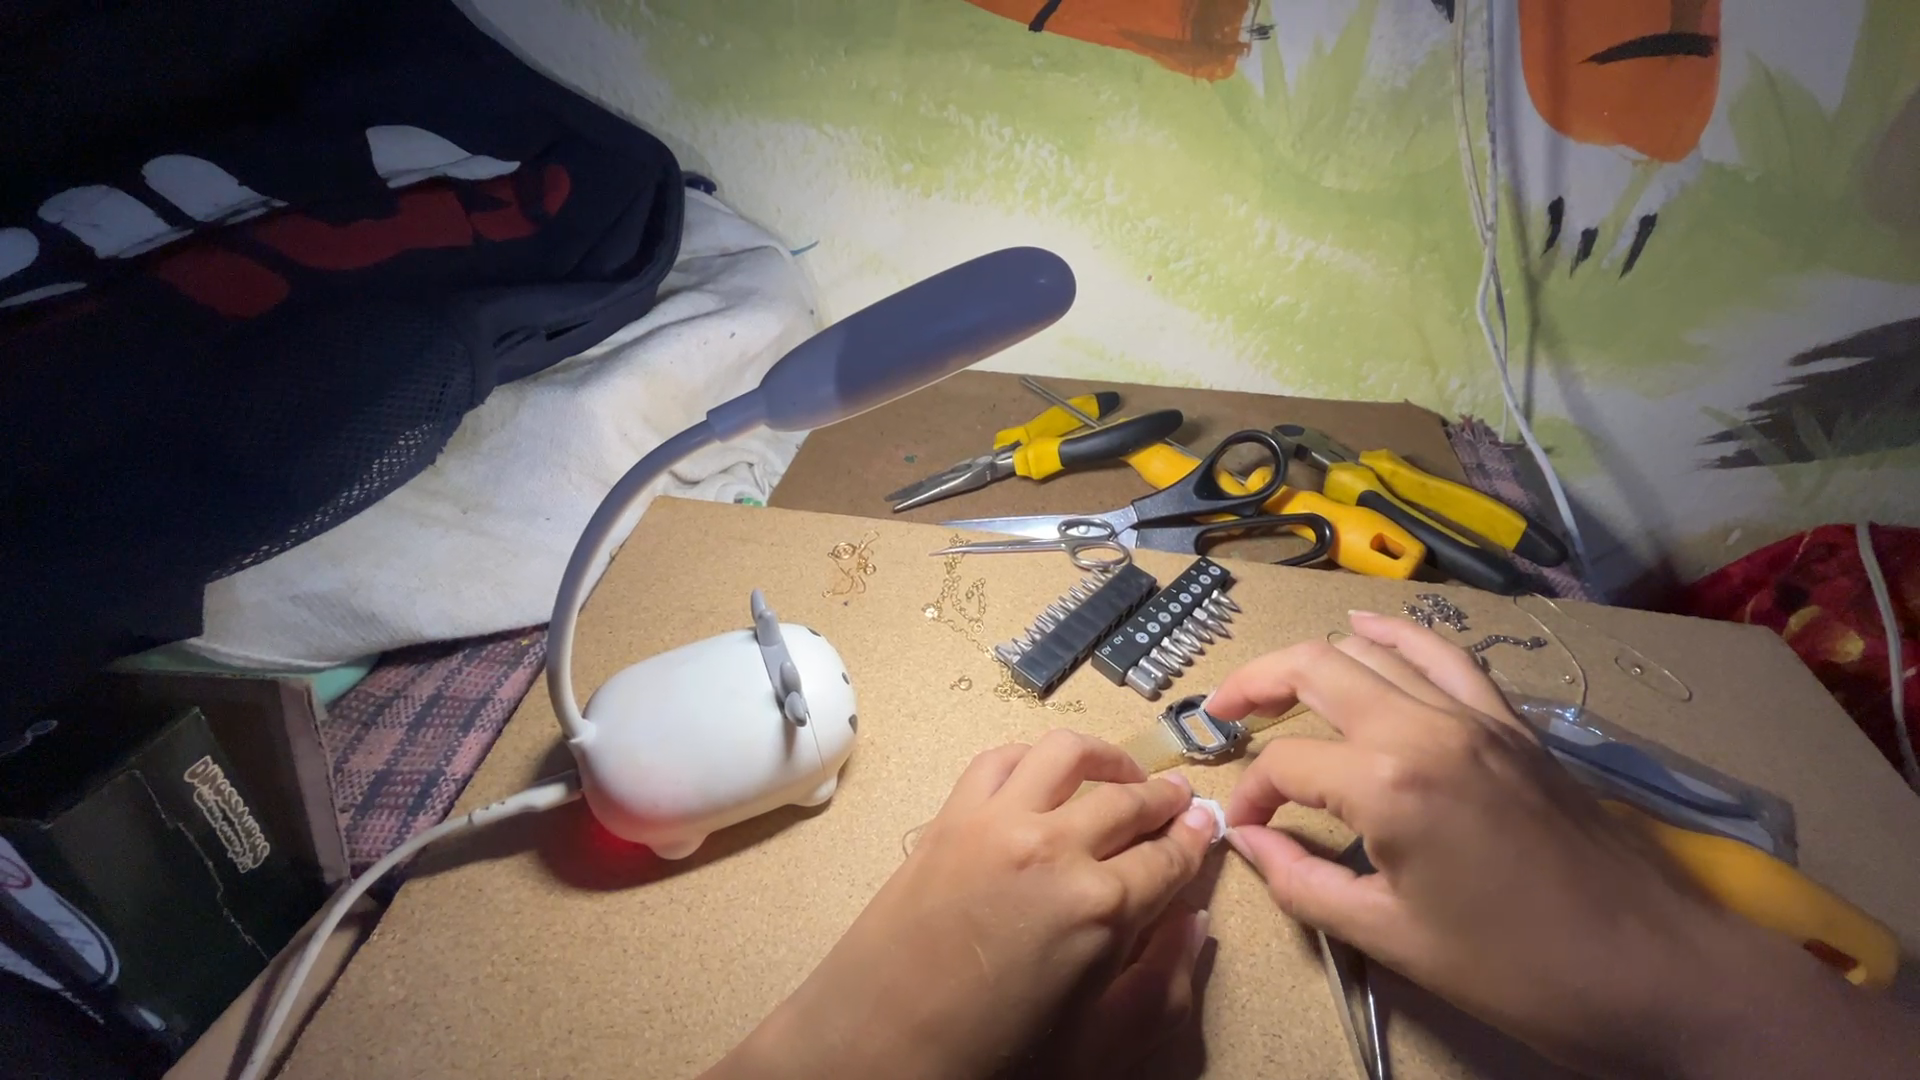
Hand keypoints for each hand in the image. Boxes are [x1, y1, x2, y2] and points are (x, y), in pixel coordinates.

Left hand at [712, 730, 1216, 1079]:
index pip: (1168, 857)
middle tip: (1177, 795)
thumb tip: (1195, 923)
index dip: (1194, 839)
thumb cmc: (990, 1057)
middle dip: (1163, 795)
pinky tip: (1045, 773)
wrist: (875, 1044)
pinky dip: (1033, 756)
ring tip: (1121, 772)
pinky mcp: (952, 812)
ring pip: (1067, 754)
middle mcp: (1053, 846)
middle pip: (1127, 799)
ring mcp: (997, 819)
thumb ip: (1160, 985)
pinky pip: (1000, 758)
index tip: (1207, 824)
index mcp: (1099, 910)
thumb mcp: (1095, 1045)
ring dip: (1105, 756)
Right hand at [1211, 611, 1917, 1078]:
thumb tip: (1247, 842)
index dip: (1252, 796)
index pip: (1286, 764)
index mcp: (1387, 783)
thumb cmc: (1520, 967)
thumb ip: (1302, 883)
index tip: (1246, 830)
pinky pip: (1441, 655)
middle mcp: (1420, 727)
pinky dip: (1395, 635)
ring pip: (1367, 652)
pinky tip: (1363, 626)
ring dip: (1307, 659)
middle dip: (1251, 686)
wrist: (1665, 976)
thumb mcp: (1392, 938)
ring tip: (1270, 679)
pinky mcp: (1506, 719)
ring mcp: (1469, 713)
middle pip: (1310, 670)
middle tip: (1220, 711)